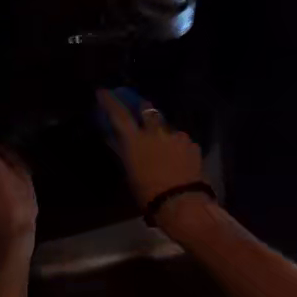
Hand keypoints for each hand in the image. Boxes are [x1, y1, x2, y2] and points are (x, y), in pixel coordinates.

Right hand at [97, 90, 208, 208]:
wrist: (183, 204)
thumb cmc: (149, 195)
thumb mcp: (131, 174)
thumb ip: (127, 153)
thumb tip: (120, 141)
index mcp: (135, 140)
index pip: (119, 114)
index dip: (110, 102)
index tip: (104, 92)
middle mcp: (155, 131)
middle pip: (147, 110)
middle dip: (142, 109)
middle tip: (140, 113)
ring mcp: (177, 136)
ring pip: (167, 128)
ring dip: (163, 134)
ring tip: (164, 150)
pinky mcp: (193, 144)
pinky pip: (181, 140)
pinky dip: (177, 146)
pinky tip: (179, 159)